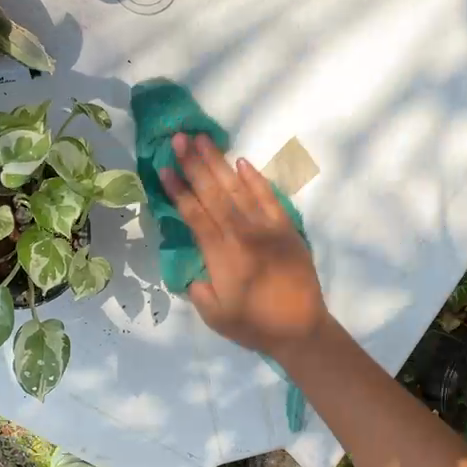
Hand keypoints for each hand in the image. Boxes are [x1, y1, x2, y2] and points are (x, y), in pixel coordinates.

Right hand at [160, 132, 331, 358]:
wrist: (301, 329)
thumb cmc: (255, 326)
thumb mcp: (215, 315)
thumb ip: (199, 290)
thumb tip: (192, 271)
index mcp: (221, 255)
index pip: (194, 215)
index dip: (179, 190)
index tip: (164, 167)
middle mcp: (242, 235)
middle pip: (213, 194)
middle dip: (194, 165)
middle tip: (179, 138)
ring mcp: (266, 229)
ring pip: (238, 189)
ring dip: (219, 163)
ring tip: (203, 140)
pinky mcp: (286, 229)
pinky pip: (269, 198)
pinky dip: (255, 179)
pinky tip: (241, 162)